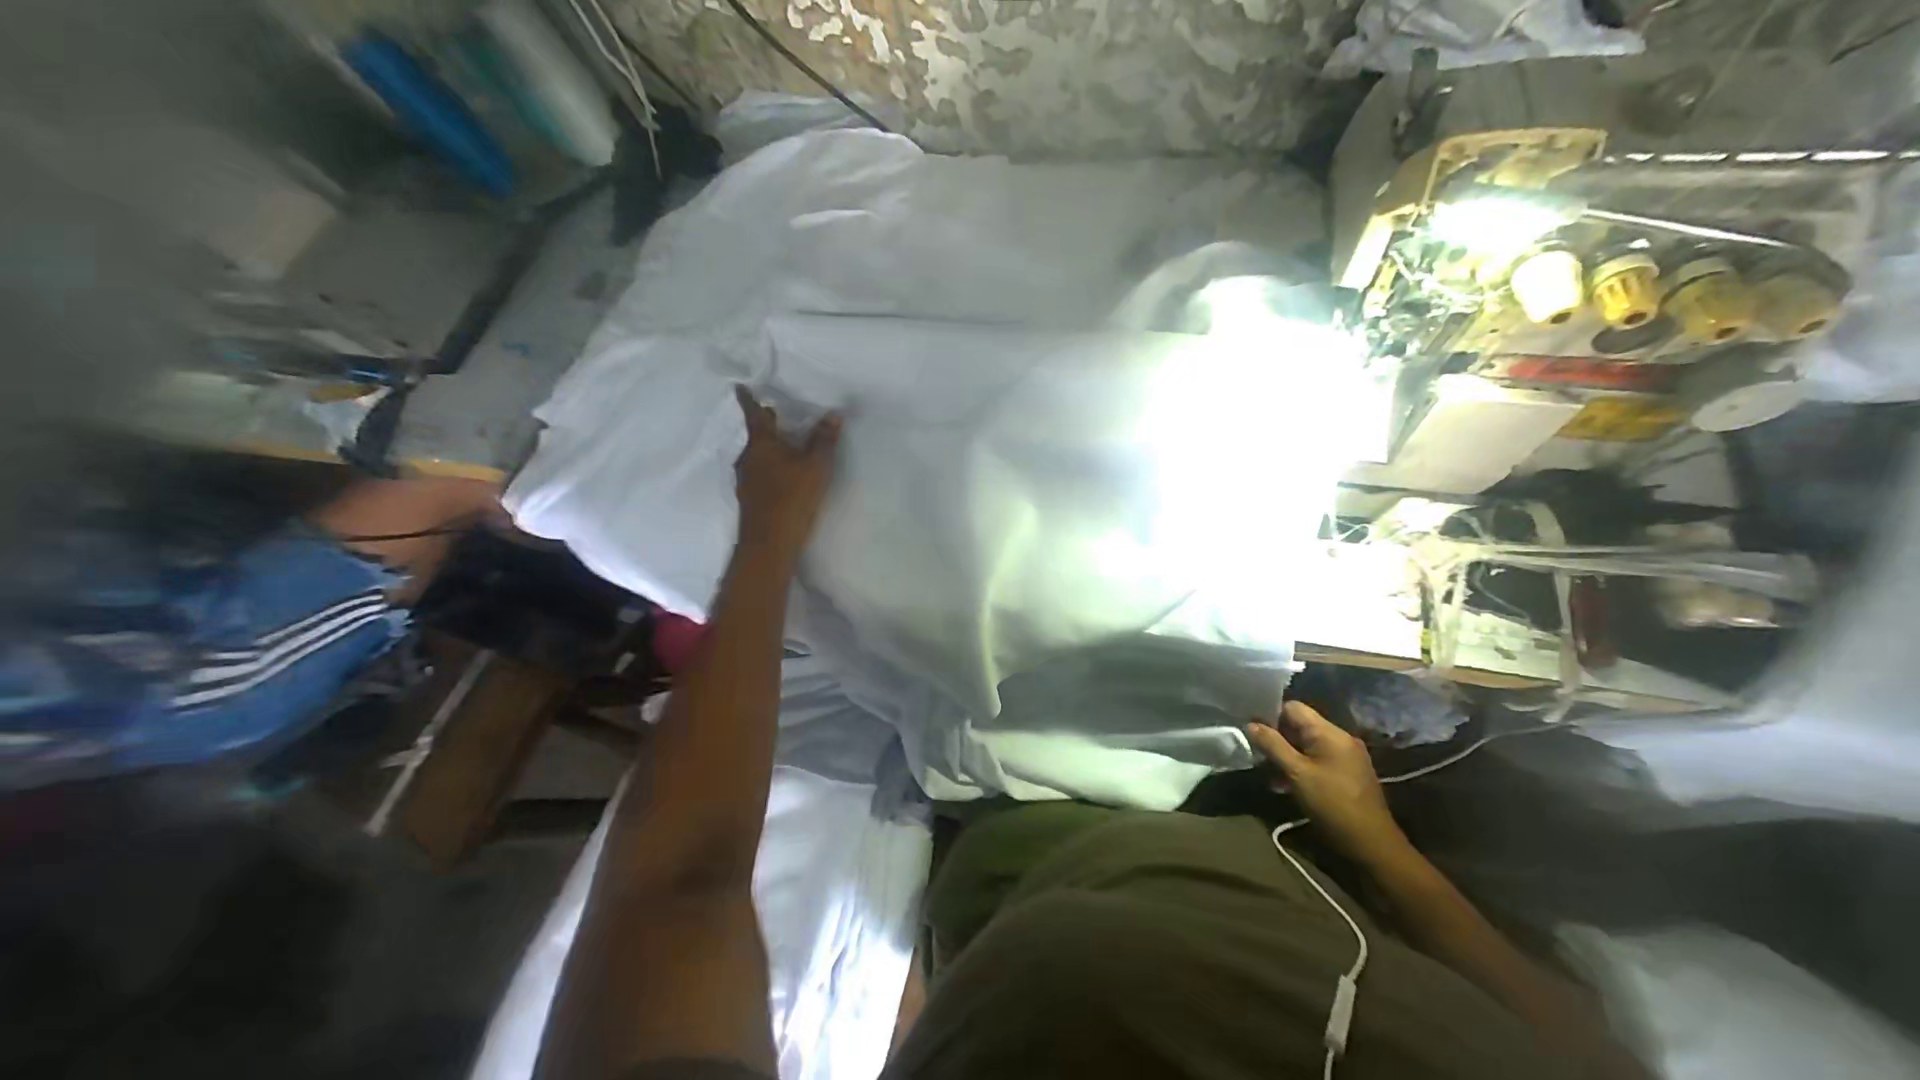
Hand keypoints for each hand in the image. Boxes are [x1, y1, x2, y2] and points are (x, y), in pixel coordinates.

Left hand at [733, 386, 841, 556]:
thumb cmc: (792, 497)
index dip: (748, 399)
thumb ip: (824, 440)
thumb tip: (832, 414)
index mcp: (761, 443)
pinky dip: (769, 466)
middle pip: (756, 434)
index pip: (754, 414)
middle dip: (766, 424)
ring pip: (757, 455)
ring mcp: (745, 479)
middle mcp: (748, 457)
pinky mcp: (749, 497)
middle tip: (778, 414)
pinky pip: (759, 472)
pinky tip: (783, 475)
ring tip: (786, 445)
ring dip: (769, 448)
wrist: (769, 542)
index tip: (741, 386)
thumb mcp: (816, 466)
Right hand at [1248, 701, 1408, 865]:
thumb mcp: (1297, 774)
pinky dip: (1301, 765)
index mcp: (1330, 733)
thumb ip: (1273, 746)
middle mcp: (1341, 738)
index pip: (1293, 708)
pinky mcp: (1347, 772)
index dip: (1270, 715)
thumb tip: (1251, 724)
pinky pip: (1318, 758)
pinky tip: (1287, 784)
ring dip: (1287, 755)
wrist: (1372, 843)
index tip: (1253, 731)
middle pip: (1300, 725)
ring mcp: (1346, 756)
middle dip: (1277, 738)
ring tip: (1270, 773)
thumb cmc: (1332, 804)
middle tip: (1258, 754)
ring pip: (1307, 744)